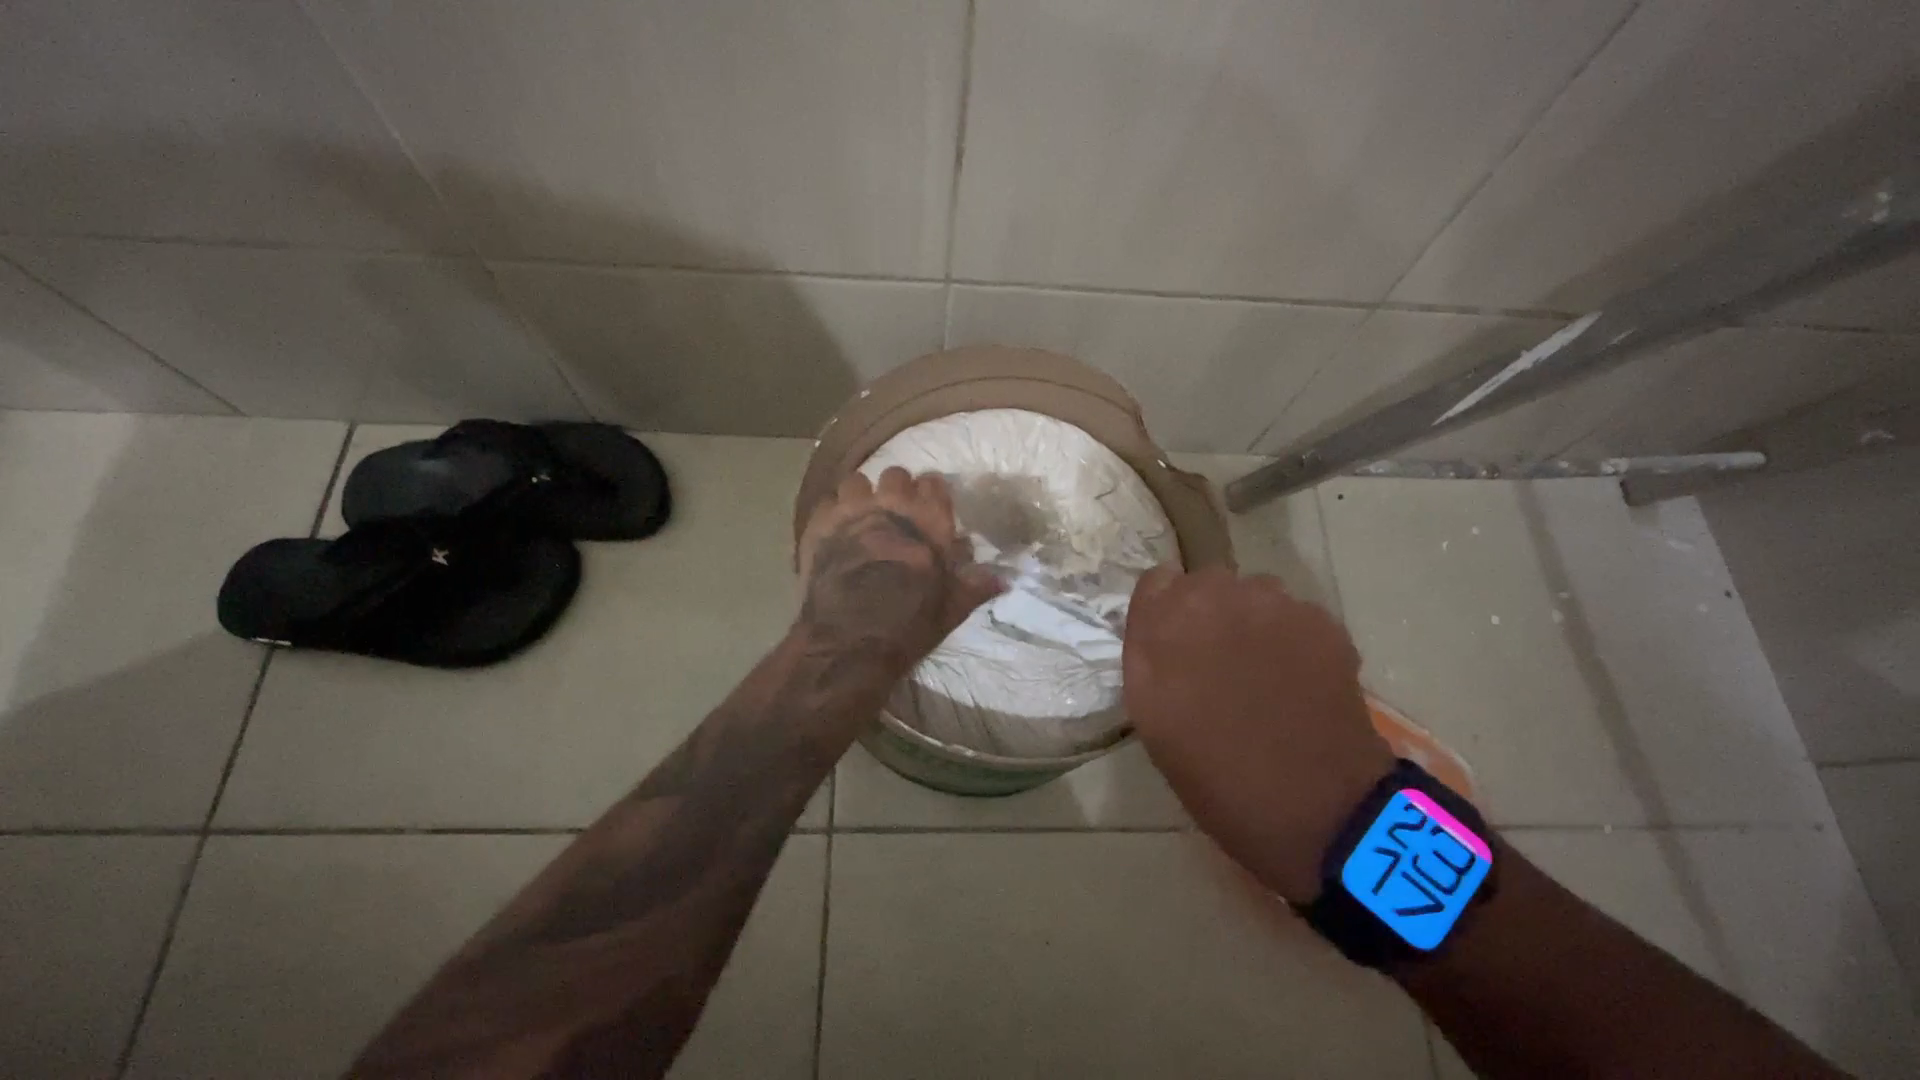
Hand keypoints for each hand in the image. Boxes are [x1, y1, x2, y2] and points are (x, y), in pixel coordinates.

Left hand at [796, 467, 1002, 679]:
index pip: (933, 482)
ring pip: (857, 481)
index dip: (931, 495)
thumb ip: (975, 585)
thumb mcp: (952, 607)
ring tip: (861, 518)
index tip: (930, 510)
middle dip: (896, 490)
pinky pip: (826, 502)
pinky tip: (834, 533)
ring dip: (861, 496)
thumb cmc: (910, 622)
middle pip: (895, 474)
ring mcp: (852, 510)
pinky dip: (832, 513)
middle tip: (896, 515)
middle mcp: (892, 503)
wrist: (851, 639)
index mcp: (930, 518)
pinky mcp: (818, 524)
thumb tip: (1002, 578)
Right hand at [1124, 566, 1393, 903]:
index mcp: (1166, 622)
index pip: (1156, 582)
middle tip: (1217, 667)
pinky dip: (1292, 639)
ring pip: (1254, 595)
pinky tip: (1297, 683)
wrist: (1315, 807)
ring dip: (1251, 622)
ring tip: (1261, 676)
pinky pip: (1295, 615)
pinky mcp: (1322, 622)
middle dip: (1208, 614)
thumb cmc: (1216, 775)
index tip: (1171, 647)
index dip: (1163, 612)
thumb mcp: (1152, 718)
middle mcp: (1218, 596)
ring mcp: (1276, 604)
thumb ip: (1146, 654)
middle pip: (1206, 582)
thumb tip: (1155, 621)